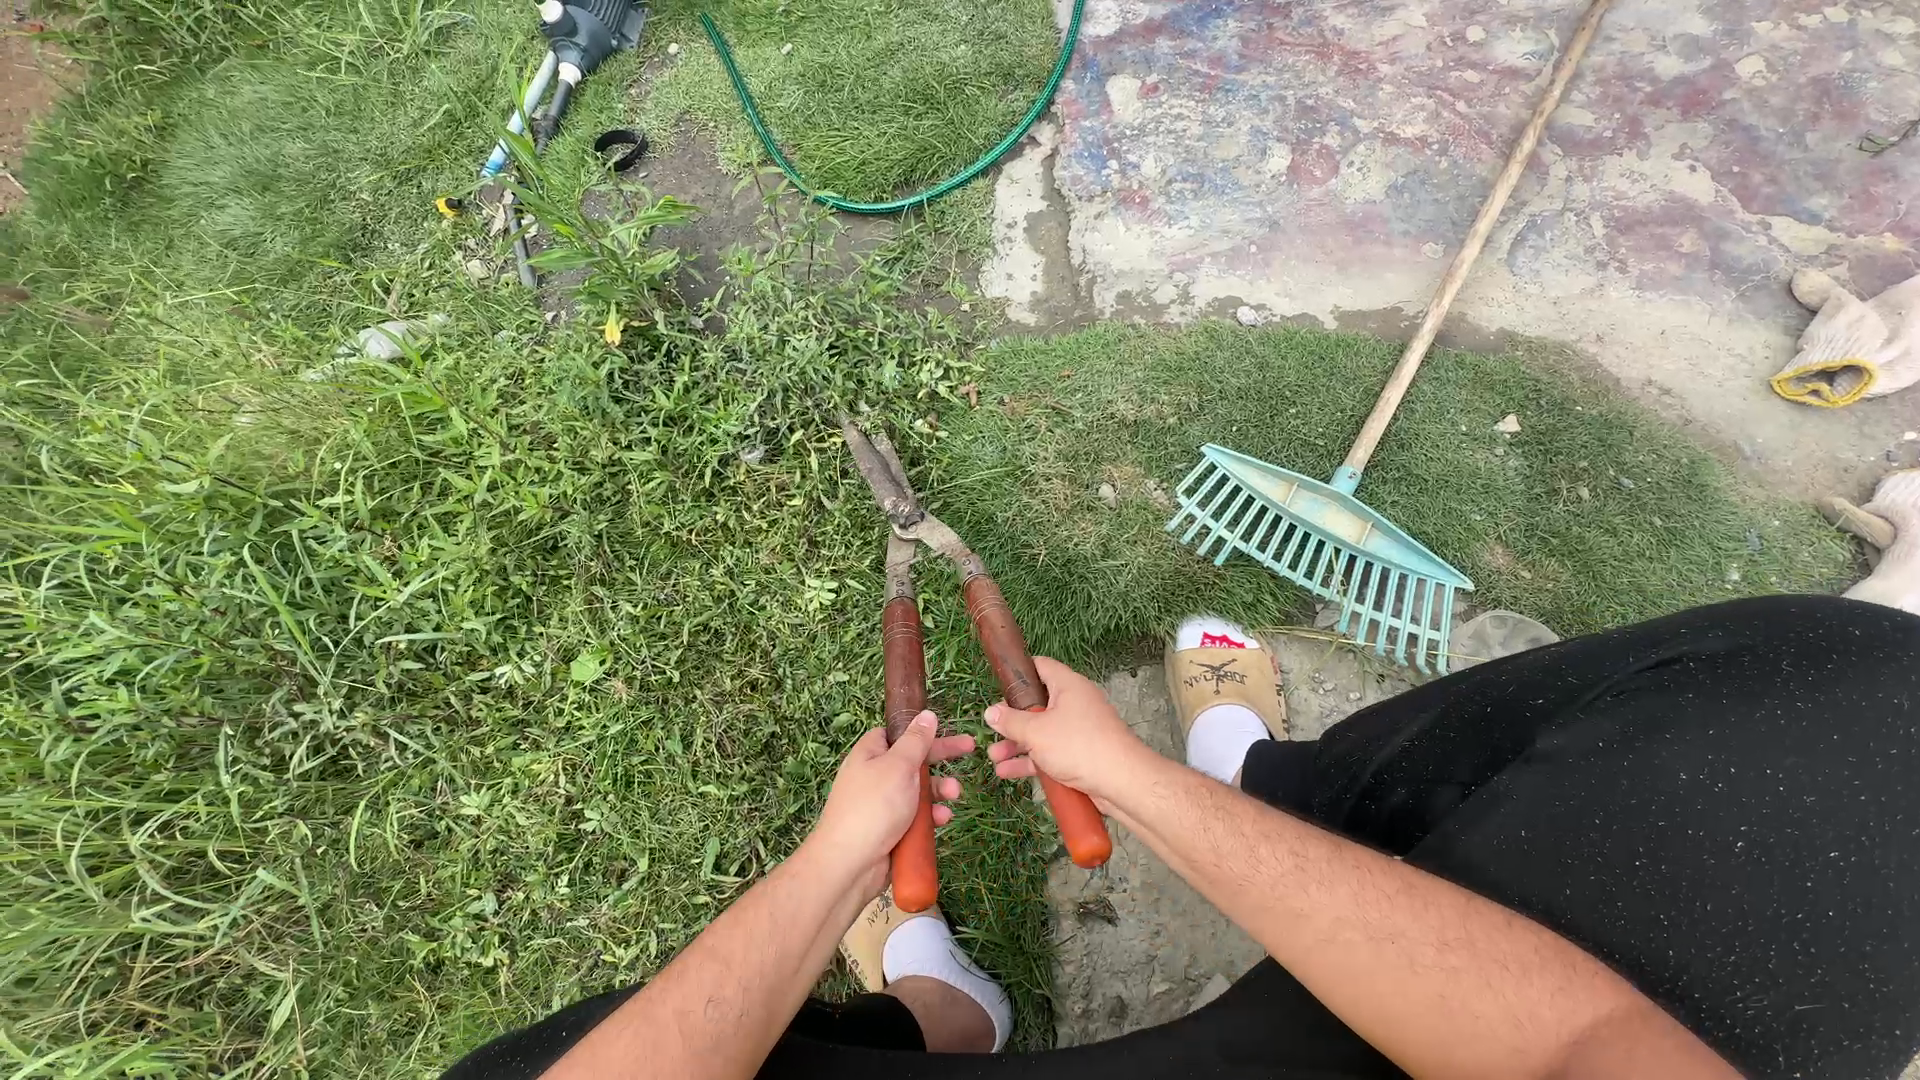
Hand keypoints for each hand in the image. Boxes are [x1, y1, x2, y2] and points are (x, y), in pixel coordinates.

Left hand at [809, 711, 974, 895]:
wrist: (850, 865)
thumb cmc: (873, 807)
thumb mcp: (898, 766)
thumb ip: (916, 741)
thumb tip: (927, 714)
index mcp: (870, 754)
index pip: (896, 734)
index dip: (920, 731)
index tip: (943, 729)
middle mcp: (875, 776)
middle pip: (913, 760)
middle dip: (940, 758)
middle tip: (970, 748)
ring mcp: (883, 804)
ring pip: (918, 791)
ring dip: (939, 790)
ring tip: (954, 794)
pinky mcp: (891, 829)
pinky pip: (916, 817)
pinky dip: (931, 816)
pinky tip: (942, 819)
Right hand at [985, 656, 1153, 808]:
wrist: (1122, 782)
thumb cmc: (1079, 746)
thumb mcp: (1036, 732)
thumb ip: (1010, 721)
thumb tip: (990, 712)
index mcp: (1068, 685)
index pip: (1040, 666)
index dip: (1018, 674)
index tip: (998, 687)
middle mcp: (1075, 703)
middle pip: (1037, 704)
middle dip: (1012, 721)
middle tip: (993, 731)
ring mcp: (1079, 730)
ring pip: (1042, 732)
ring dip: (1017, 745)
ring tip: (995, 758)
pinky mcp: (1082, 754)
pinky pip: (1051, 752)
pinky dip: (1032, 760)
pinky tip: (1009, 772)